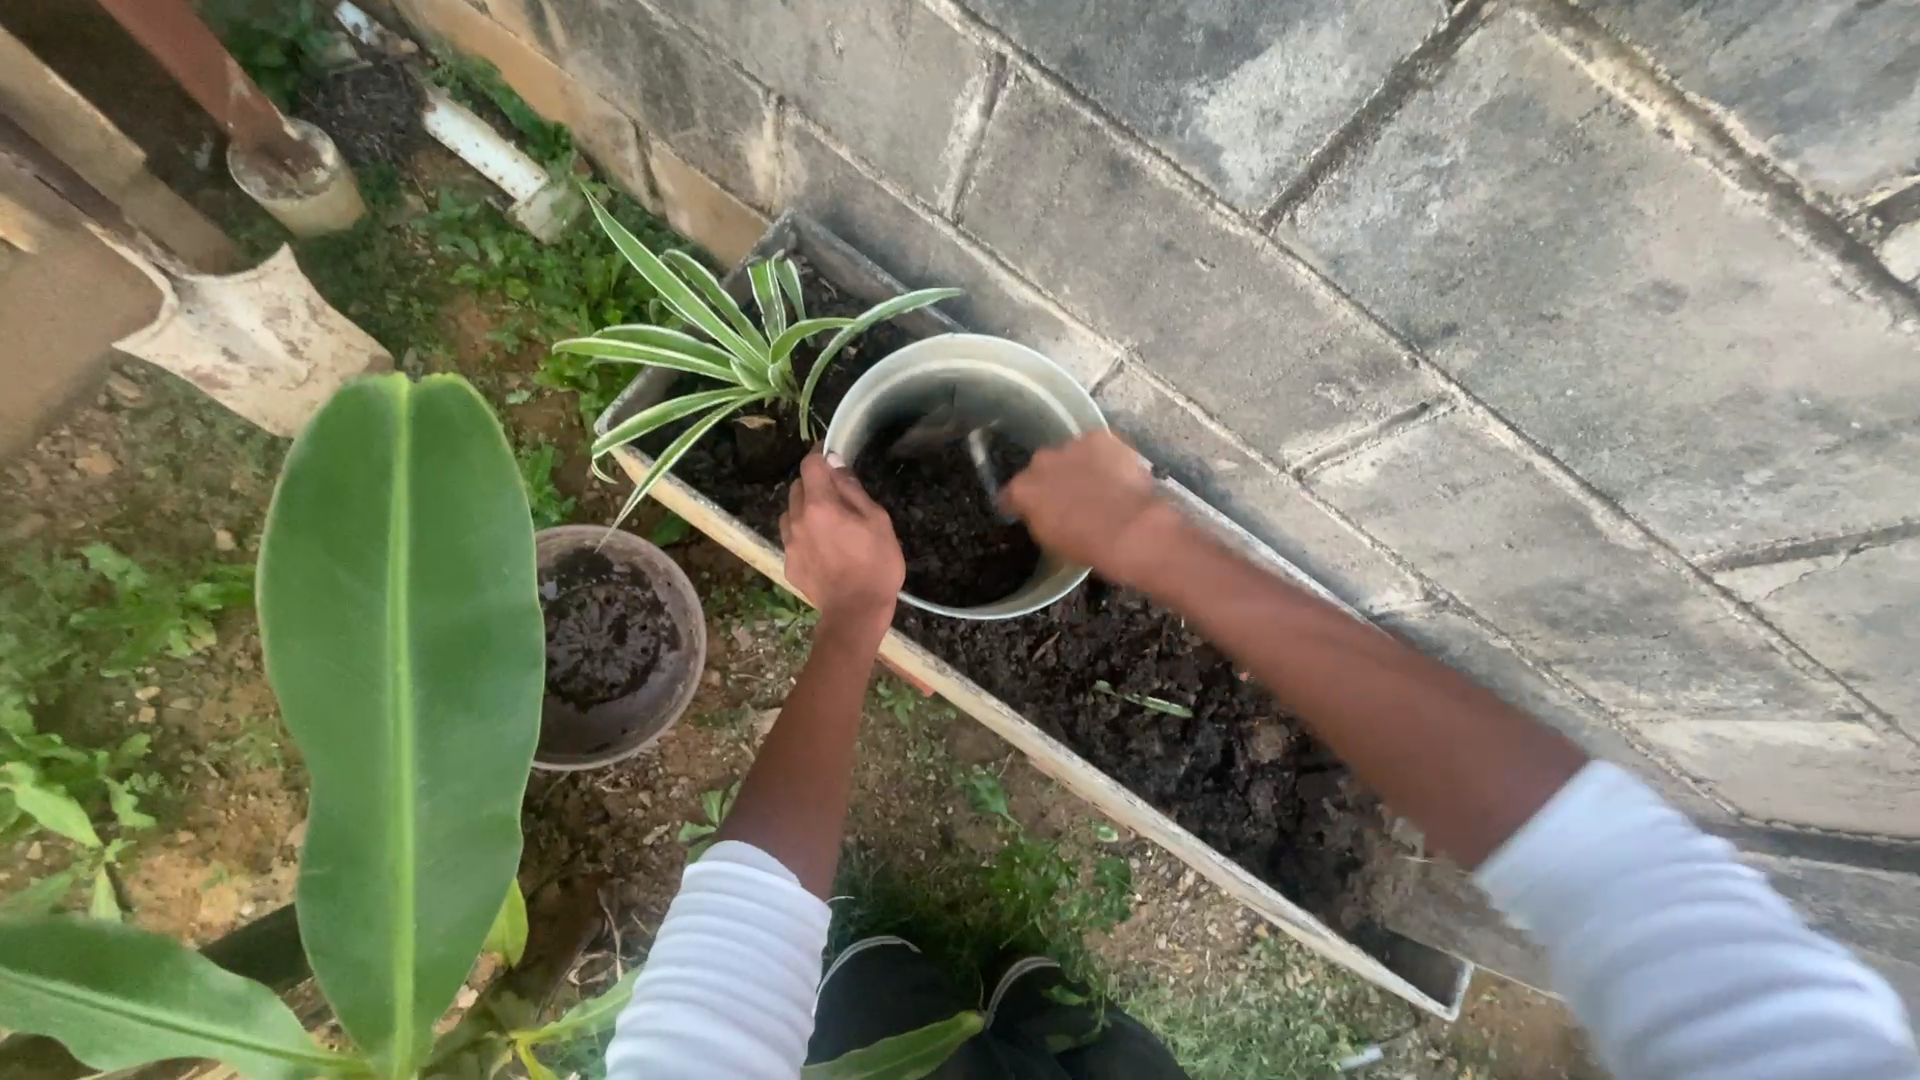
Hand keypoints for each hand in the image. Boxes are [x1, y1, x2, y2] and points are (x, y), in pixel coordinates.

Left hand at [780, 451, 904, 629]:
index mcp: (821, 504)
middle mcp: (797, 519)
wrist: (855, 613)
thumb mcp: (878, 521)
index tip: (831, 454)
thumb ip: (853, 490)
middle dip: (814, 483)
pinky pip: (792, 538)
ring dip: (805, 509)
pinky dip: (804, 534)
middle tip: (836, 494)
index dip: (819, 454)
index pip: (810, 464)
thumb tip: (836, 465)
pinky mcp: (789, 563)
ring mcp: (789, 543)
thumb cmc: (876, 565)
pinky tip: (823, 548)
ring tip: (828, 523)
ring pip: (790, 512)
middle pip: (797, 486)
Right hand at [998, 432, 1180, 587]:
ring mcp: (1071, 445)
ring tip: (1097, 484)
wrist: (1130, 528)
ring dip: (1077, 465)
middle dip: (1050, 479)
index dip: (1019, 503)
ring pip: (1070, 453)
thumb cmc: (1086, 544)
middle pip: (1040, 468)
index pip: (1010, 493)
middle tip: (1068, 497)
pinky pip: (1098, 446)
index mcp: (1023, 489)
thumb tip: (1039, 511)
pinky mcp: (1102, 437)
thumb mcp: (1049, 539)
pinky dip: (1104, 457)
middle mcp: (1041, 461)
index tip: (1028, 511)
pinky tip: (1116, 472)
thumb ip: (1037, 518)